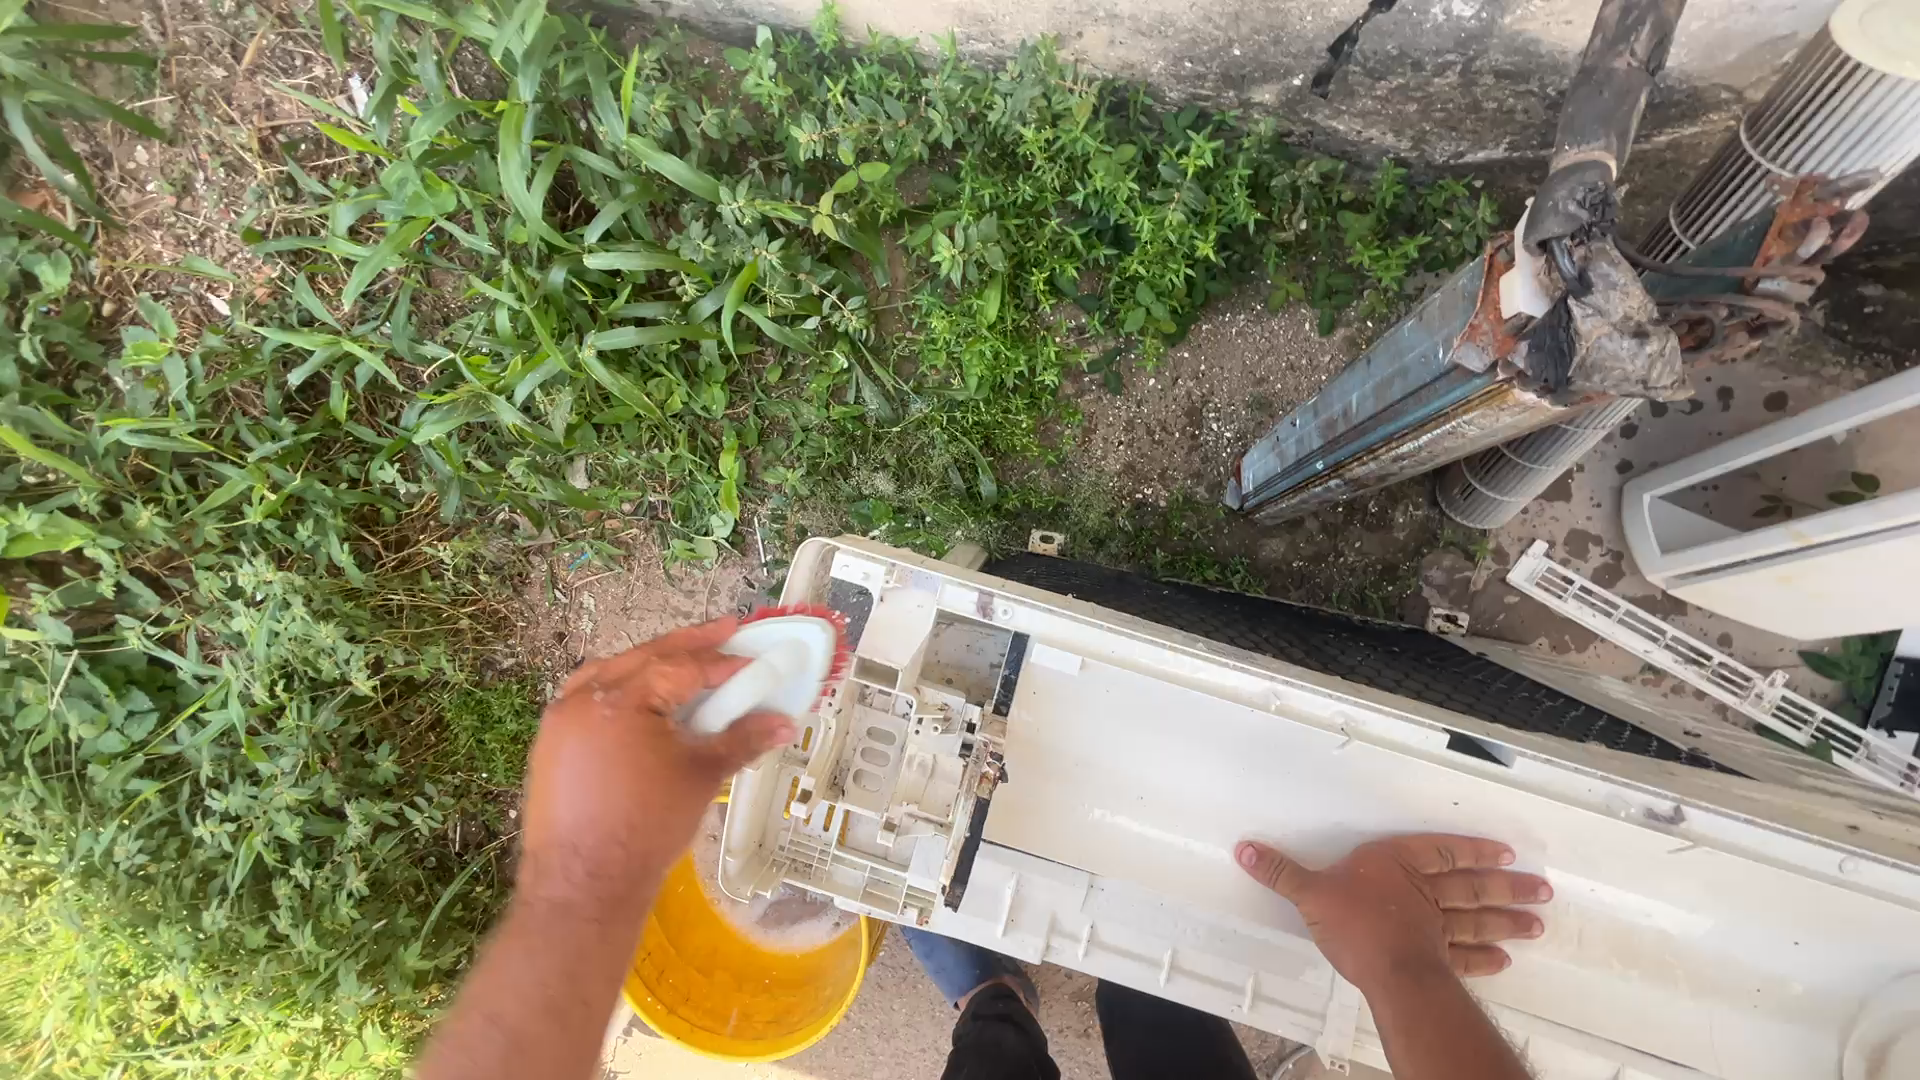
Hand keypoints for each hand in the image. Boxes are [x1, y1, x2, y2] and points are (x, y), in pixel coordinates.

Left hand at [516, 618, 795, 912]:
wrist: (582, 886)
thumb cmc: (646, 826)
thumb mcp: (702, 775)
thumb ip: (743, 740)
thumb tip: (785, 723)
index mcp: (623, 701)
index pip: (683, 667)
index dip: (723, 663)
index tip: (753, 661)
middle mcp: (584, 699)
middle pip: (646, 656)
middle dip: (690, 644)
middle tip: (726, 629)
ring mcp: (560, 720)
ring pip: (614, 671)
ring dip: (652, 659)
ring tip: (685, 656)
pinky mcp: (551, 743)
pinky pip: (590, 695)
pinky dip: (622, 685)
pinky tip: (642, 696)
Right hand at [1235, 834, 1550, 993]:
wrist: (1388, 972)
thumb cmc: (1354, 924)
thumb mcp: (1308, 892)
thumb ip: (1279, 870)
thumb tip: (1244, 849)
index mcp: (1396, 865)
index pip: (1440, 851)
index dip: (1470, 850)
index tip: (1502, 852)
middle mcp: (1423, 893)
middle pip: (1471, 886)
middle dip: (1505, 886)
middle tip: (1541, 888)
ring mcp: (1437, 929)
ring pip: (1478, 920)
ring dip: (1507, 919)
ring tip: (1537, 920)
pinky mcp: (1439, 960)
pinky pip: (1468, 957)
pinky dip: (1486, 958)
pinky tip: (1506, 959)